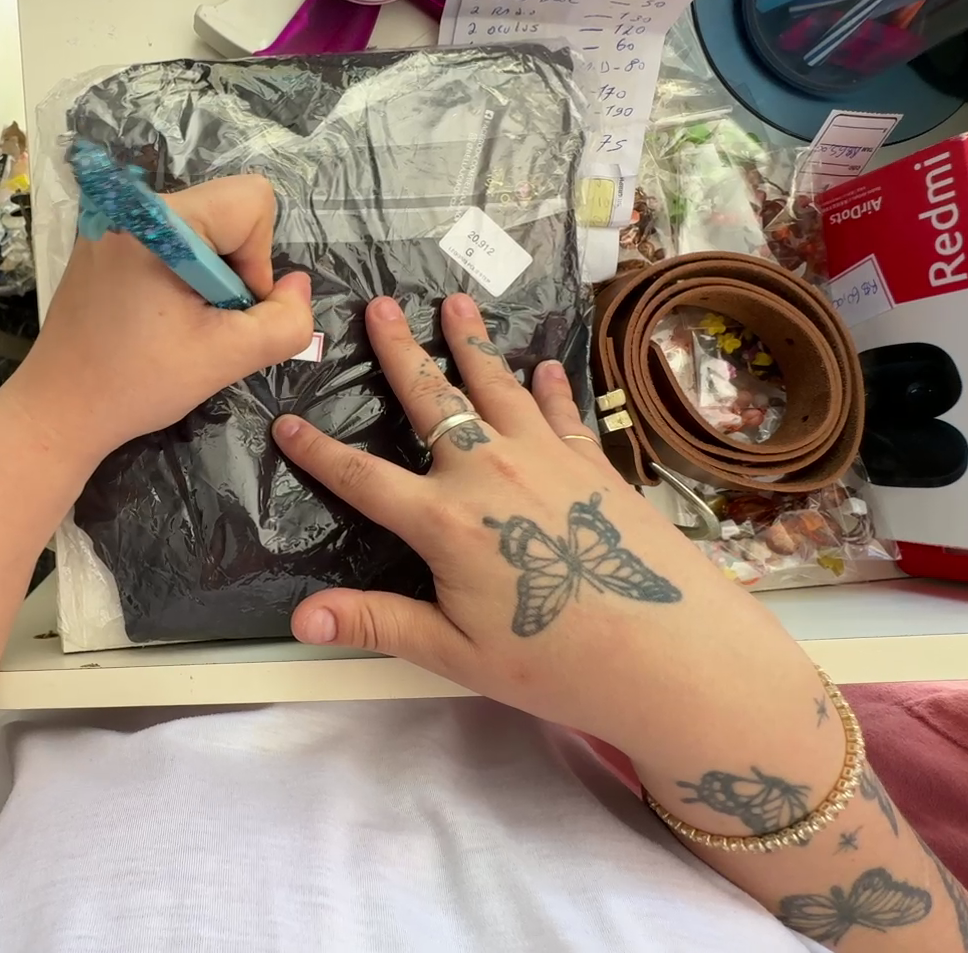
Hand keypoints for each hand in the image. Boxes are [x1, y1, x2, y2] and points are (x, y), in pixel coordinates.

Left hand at [9, 174, 313, 459]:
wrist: (58, 410)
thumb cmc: (135, 384)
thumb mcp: (226, 358)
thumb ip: (284, 322)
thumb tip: (297, 287)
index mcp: (159, 221)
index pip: (252, 200)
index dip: (257, 261)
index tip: (227, 310)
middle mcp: (132, 206)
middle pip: (227, 212)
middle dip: (233, 271)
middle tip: (203, 324)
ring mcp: (113, 224)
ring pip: (202, 230)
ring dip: (209, 279)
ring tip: (177, 326)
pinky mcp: (104, 246)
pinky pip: (170, 243)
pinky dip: (181, 279)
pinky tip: (157, 320)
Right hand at [271, 292, 793, 754]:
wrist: (681, 660)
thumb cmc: (558, 664)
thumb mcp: (453, 653)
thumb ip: (374, 623)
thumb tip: (299, 618)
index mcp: (443, 519)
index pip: (361, 477)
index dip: (317, 451)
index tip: (285, 422)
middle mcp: (487, 471)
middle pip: (431, 399)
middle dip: (399, 350)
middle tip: (380, 304)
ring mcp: (544, 460)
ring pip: (496, 386)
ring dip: (472, 342)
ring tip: (455, 303)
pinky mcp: (591, 465)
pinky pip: (561, 411)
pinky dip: (549, 386)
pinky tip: (545, 366)